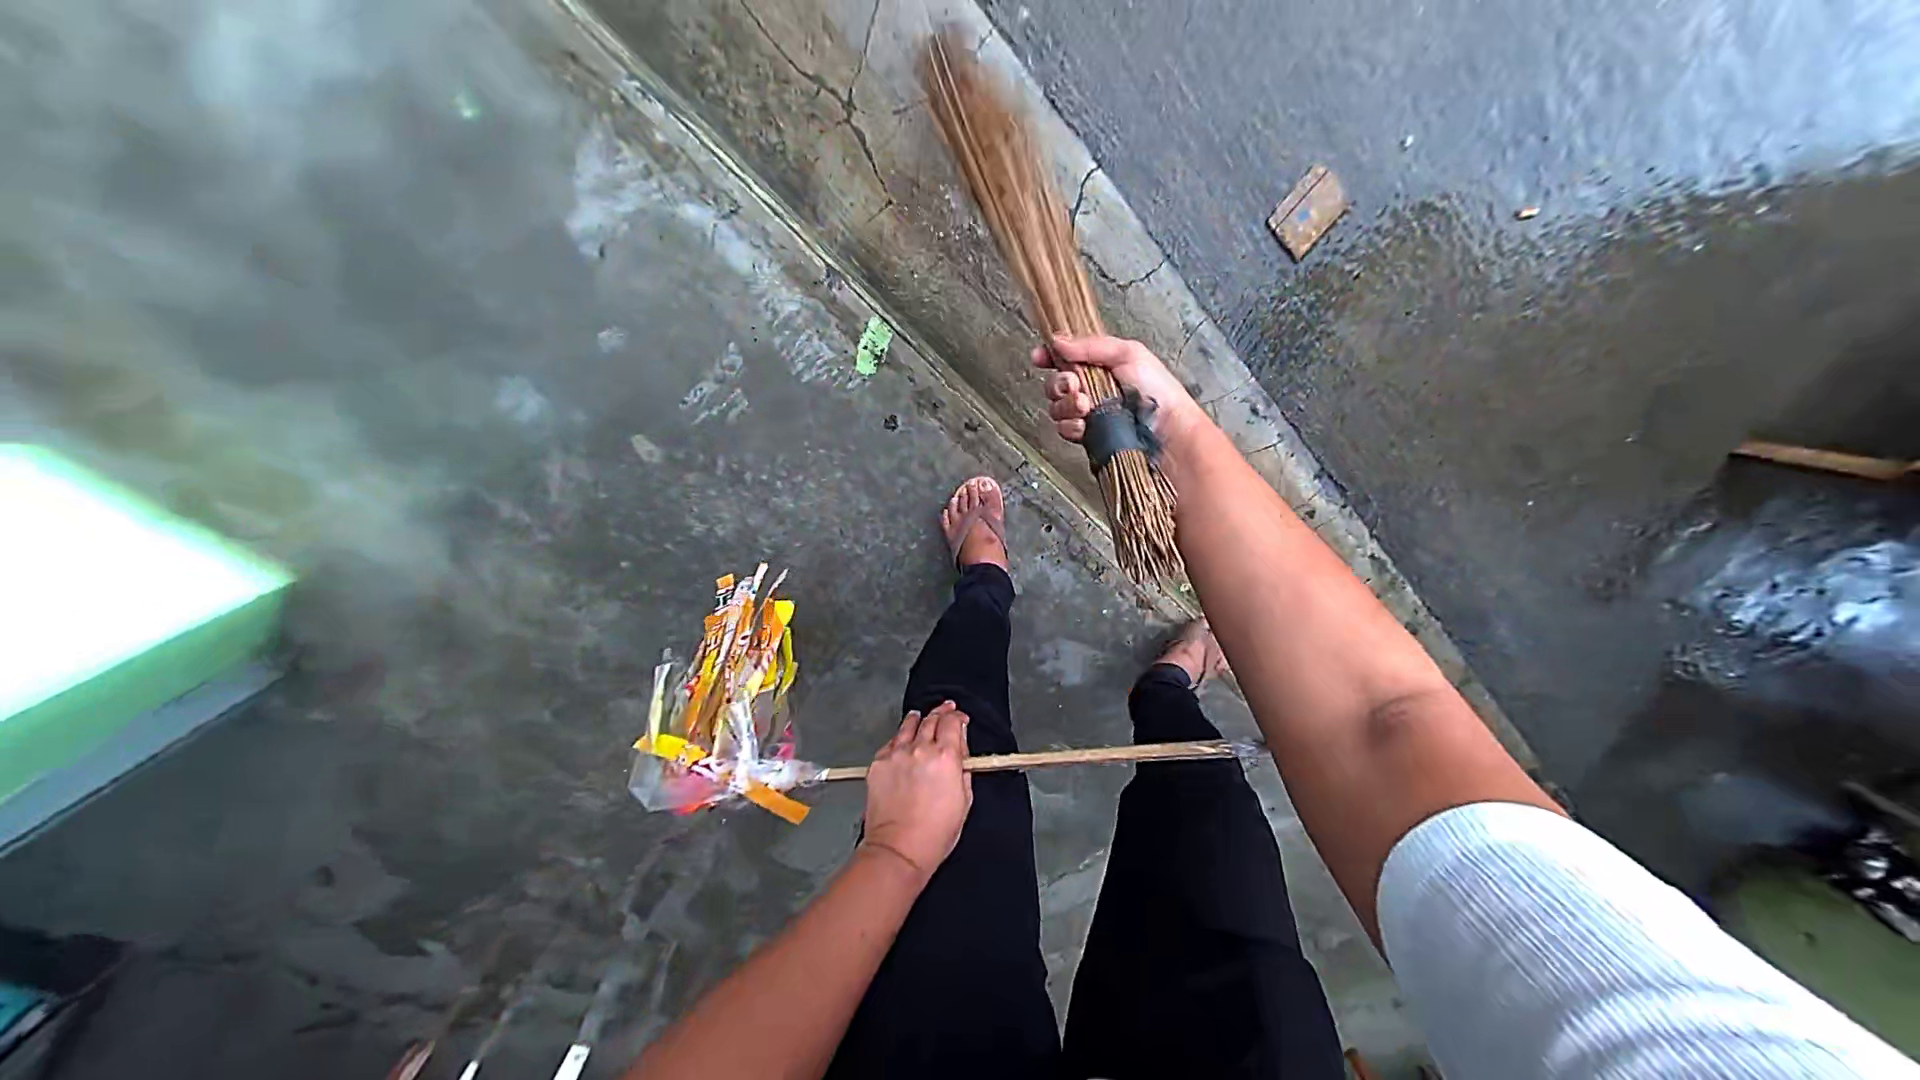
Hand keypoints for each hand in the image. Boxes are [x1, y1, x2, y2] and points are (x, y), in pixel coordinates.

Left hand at [861, 701, 973, 881]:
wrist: (899, 849)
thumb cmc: (933, 833)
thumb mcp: (964, 801)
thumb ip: (963, 770)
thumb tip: (961, 755)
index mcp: (946, 757)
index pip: (952, 722)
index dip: (958, 717)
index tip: (960, 718)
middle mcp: (920, 749)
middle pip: (932, 719)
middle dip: (941, 713)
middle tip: (946, 710)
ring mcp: (897, 755)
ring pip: (909, 724)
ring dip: (918, 719)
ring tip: (920, 716)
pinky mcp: (879, 764)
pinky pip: (891, 742)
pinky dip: (899, 737)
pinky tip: (902, 739)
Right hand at [1030, 334, 1203, 445]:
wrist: (1166, 431)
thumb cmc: (1157, 392)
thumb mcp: (1128, 353)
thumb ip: (1090, 345)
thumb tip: (1057, 341)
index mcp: (1100, 366)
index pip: (1065, 358)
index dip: (1049, 356)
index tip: (1040, 356)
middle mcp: (1091, 389)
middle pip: (1055, 384)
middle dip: (1059, 383)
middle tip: (1074, 384)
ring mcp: (1088, 414)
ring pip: (1056, 408)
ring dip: (1065, 405)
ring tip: (1085, 405)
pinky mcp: (1088, 437)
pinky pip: (1064, 429)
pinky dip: (1070, 426)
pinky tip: (1084, 424)